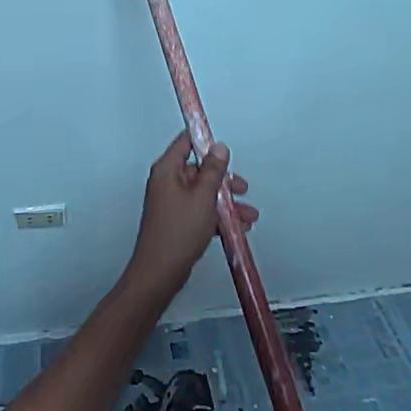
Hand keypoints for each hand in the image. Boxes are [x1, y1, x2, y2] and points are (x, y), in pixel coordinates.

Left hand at [126, 131, 258, 294]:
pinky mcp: (176, 220)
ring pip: (203, 193)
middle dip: (223, 180)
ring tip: (249, 216)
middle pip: (198, 170)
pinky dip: (217, 216)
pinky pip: (200, 211)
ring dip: (226, 202)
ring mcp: (170, 202)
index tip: (224, 145)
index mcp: (167, 170)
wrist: (161, 270)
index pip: (185, 143)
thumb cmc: (179, 231)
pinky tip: (237, 228)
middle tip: (243, 188)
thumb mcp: (203, 196)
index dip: (204, 140)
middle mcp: (166, 182)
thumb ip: (213, 170)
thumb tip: (219, 147)